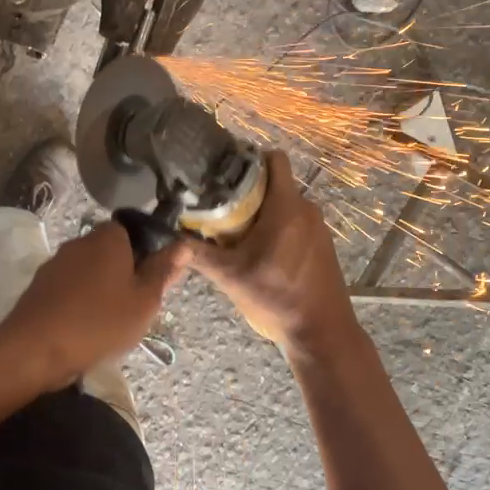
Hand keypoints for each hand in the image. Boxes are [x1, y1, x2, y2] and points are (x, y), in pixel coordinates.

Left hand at [0, 222, 185, 389]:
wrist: (36, 348)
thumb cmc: (100, 322)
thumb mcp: (144, 301)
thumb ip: (163, 271)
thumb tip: (183, 244)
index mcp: (107, 237)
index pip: (132, 230)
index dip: (146, 253)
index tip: (154, 282)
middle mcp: (78, 242)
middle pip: (110, 252)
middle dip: (124, 274)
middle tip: (136, 306)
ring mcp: (55, 264)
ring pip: (89, 272)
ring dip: (101, 290)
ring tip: (111, 322)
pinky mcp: (39, 287)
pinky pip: (69, 289)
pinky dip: (79, 302)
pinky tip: (84, 327)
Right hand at [186, 150, 356, 350]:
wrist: (321, 330)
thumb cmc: (276, 298)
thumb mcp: (229, 276)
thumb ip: (197, 254)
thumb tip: (169, 240)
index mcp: (286, 207)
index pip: (273, 159)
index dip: (247, 158)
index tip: (222, 172)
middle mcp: (306, 209)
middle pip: (273, 184)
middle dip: (246, 192)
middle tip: (217, 207)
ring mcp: (317, 227)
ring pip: (282, 205)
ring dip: (259, 213)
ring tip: (232, 232)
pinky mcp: (321, 243)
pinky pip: (294, 223)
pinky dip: (275, 228)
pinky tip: (257, 251)